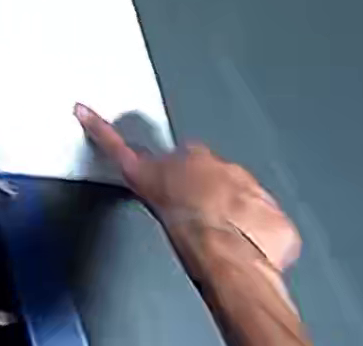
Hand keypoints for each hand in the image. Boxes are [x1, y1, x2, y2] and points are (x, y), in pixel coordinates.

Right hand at [76, 104, 299, 272]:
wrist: (222, 252)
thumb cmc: (178, 214)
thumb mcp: (135, 172)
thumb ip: (109, 140)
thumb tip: (82, 110)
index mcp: (196, 153)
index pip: (188, 153)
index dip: (182, 172)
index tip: (177, 185)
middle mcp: (230, 168)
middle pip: (218, 175)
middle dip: (210, 190)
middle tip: (196, 212)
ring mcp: (258, 197)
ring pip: (247, 200)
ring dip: (235, 212)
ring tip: (220, 233)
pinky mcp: (280, 224)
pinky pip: (272, 228)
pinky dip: (261, 236)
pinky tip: (245, 246)